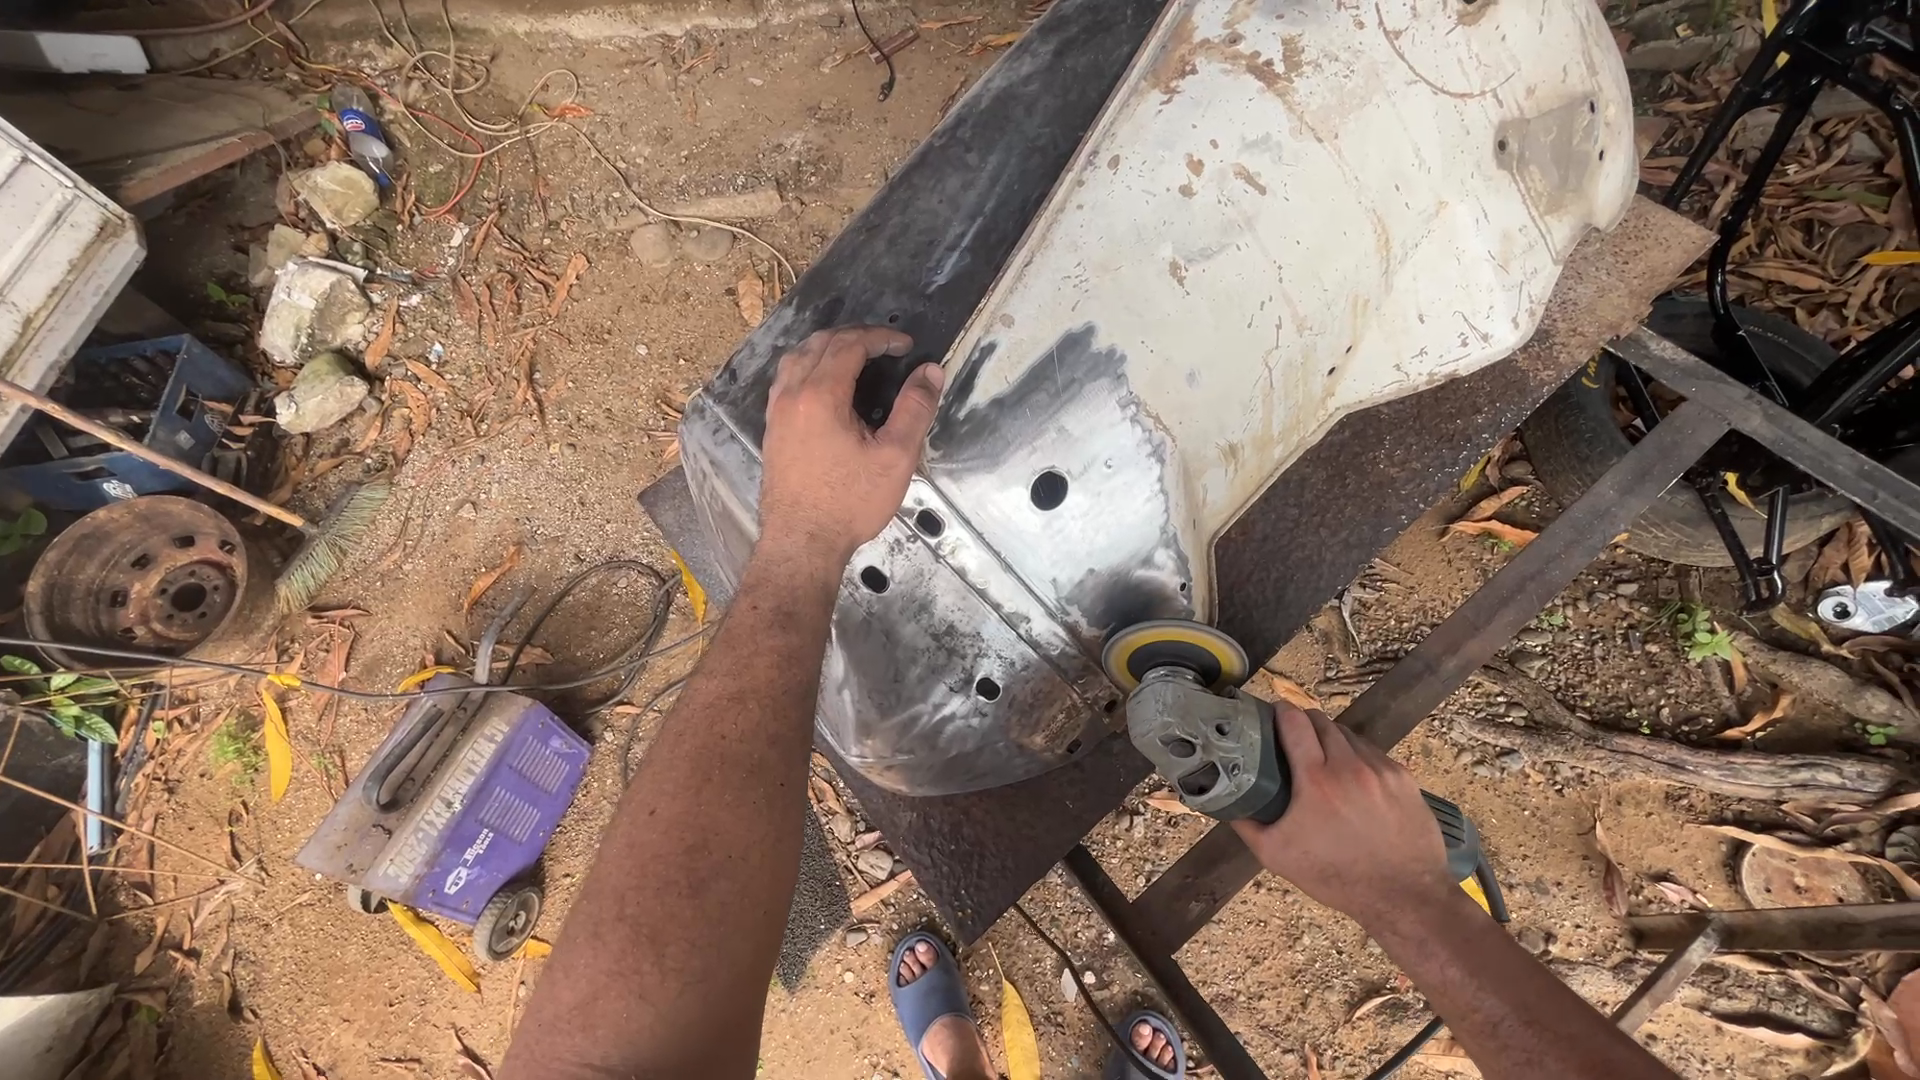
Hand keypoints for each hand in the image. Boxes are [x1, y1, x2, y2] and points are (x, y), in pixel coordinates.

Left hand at [757, 326, 943, 565]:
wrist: (802, 543)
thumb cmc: (850, 503)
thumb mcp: (895, 457)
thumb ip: (915, 409)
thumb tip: (930, 372)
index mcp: (820, 395)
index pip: (849, 345)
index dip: (880, 338)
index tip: (905, 345)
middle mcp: (791, 395)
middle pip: (819, 344)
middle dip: (855, 337)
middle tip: (885, 346)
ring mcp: (777, 413)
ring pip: (797, 359)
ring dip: (827, 348)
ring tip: (856, 358)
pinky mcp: (773, 431)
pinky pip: (787, 381)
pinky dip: (809, 368)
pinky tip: (826, 387)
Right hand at [1231, 706, 1456, 928]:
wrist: (1406, 898)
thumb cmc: (1336, 876)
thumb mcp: (1277, 854)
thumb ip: (1246, 823)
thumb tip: (1224, 800)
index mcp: (1315, 779)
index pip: (1294, 721)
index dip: (1280, 711)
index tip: (1271, 715)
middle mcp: (1349, 766)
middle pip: (1321, 721)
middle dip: (1303, 723)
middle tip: (1293, 740)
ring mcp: (1381, 769)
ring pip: (1348, 735)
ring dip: (1331, 740)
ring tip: (1323, 761)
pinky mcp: (1404, 778)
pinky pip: (1373, 752)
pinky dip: (1357, 757)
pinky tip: (1353, 780)